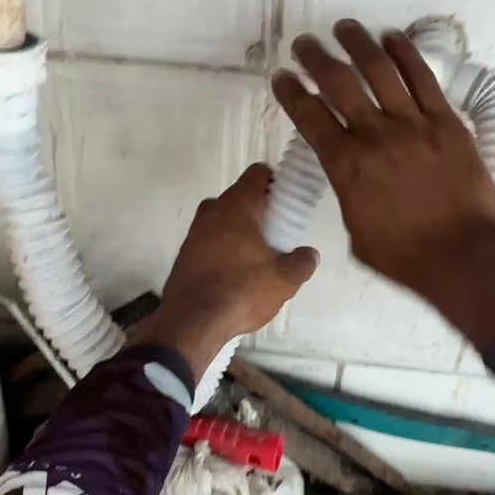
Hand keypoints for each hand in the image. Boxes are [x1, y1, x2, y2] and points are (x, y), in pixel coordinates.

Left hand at [129, 163, 318, 371]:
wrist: (192, 322)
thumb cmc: (241, 291)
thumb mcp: (284, 280)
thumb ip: (302, 262)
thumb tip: (309, 254)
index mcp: (236, 206)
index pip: (258, 173)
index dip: (276, 182)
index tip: (288, 202)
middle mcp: (211, 211)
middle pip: (241, 197)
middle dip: (260, 210)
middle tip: (278, 234)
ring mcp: (194, 232)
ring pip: (224, 220)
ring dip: (241, 231)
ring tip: (259, 257)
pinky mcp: (185, 254)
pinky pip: (211, 240)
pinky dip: (224, 248)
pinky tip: (236, 273)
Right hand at [271, 20, 494, 349]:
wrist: (464, 256)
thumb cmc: (406, 256)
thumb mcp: (356, 229)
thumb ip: (348, 194)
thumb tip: (350, 180)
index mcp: (346, 165)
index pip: (309, 116)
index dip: (291, 92)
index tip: (282, 77)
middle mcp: (374, 136)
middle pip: (338, 83)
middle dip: (316, 58)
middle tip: (305, 44)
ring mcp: (413, 125)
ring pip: (379, 71)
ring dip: (357, 44)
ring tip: (344, 28)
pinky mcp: (447, 122)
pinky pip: (423, 79)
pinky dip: (405, 53)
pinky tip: (392, 37)